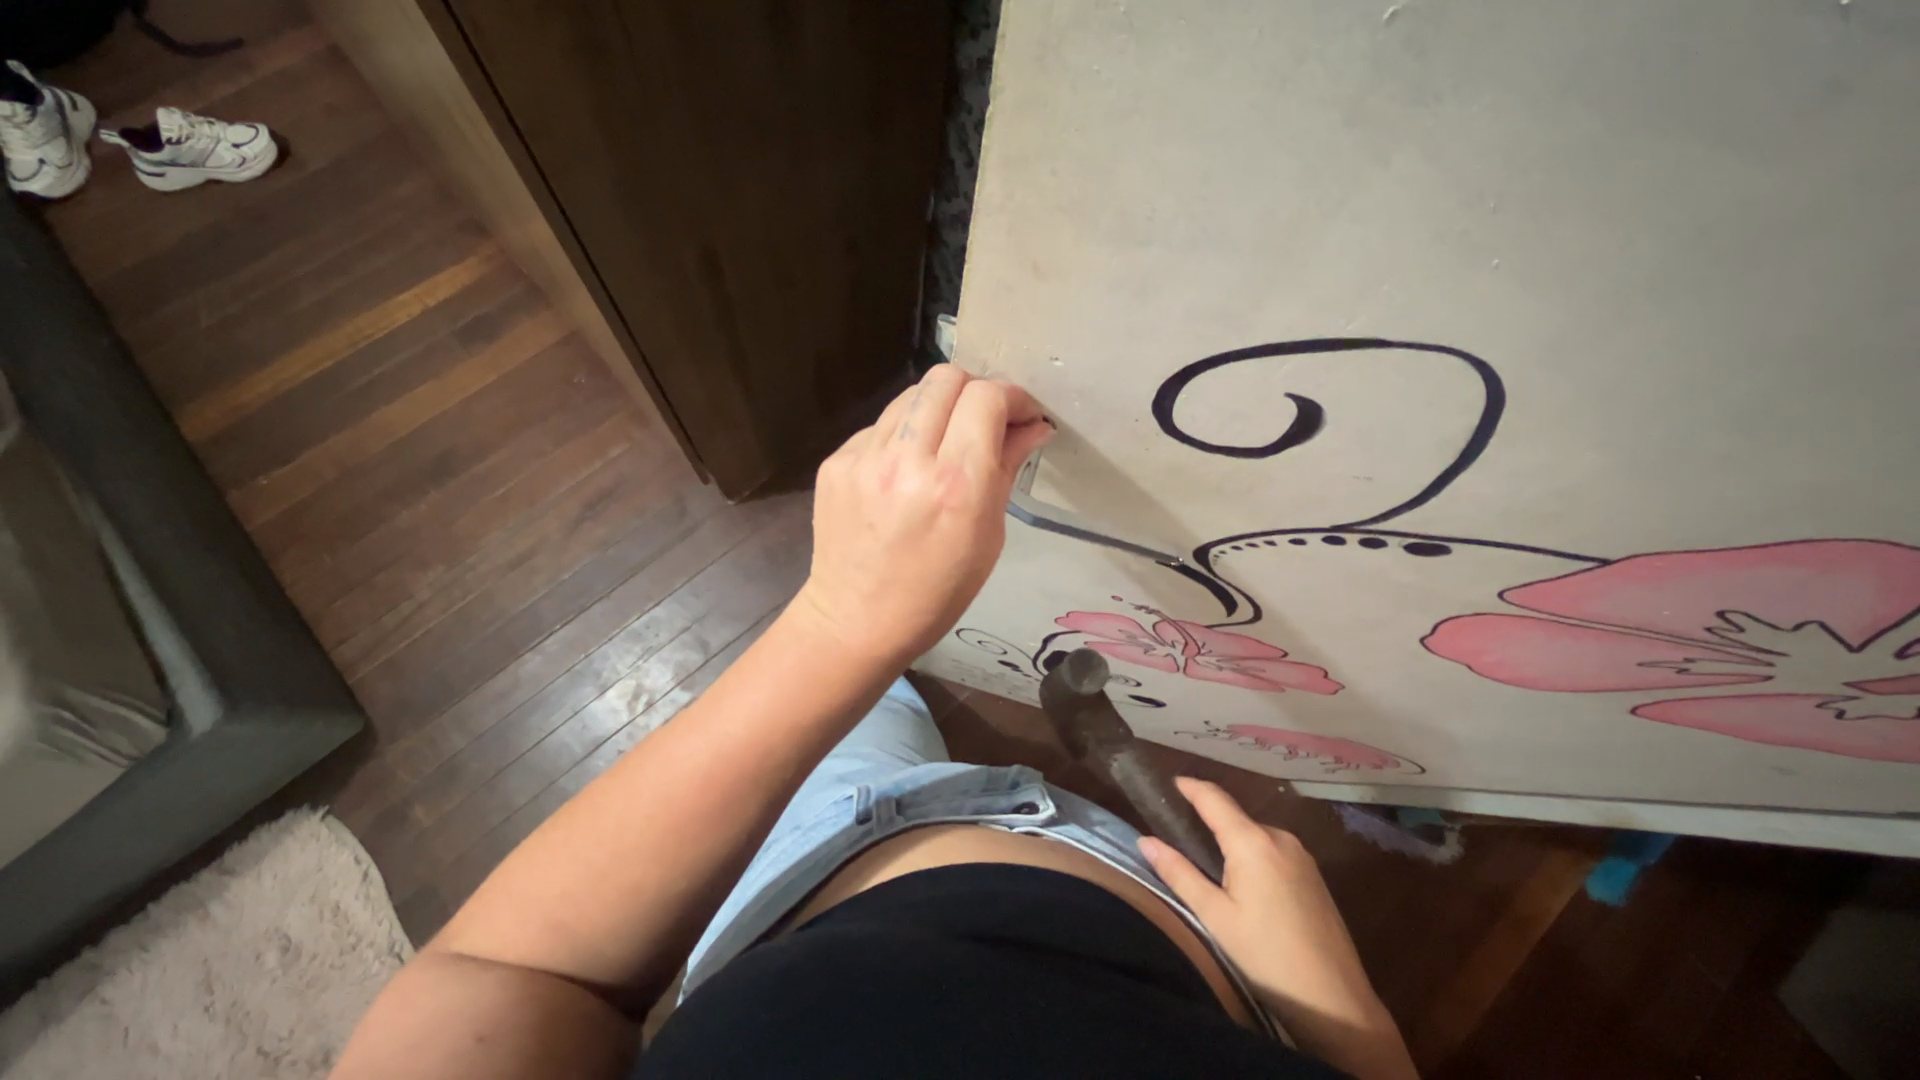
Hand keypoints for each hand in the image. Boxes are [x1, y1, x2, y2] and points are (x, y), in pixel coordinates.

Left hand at [792, 366, 1052, 666]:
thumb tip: (1032, 427)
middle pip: (946, 378)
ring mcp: (864, 458)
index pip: (987, 398)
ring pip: (911, 395)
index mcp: (955, 485)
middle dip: (975, 390)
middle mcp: (907, 460)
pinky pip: (879, 427)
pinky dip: (902, 436)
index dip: (1012, 397)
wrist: (856, 621)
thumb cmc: (937, 592)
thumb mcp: (988, 537)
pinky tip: (905, 471)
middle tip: (984, 421)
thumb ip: (1006, 469)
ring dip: (937, 409)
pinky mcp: (836, 462)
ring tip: (944, 445)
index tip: (1020, 415)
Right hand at [1141, 778, 1418, 1079]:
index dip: (1190, 787)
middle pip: (1235, 817)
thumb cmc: (1266, 956)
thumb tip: (1145, 840)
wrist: (1336, 1000)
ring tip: (1205, 863)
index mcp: (1253, 842)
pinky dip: (1251, 855)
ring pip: (1255, 835)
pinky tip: (1242, 885)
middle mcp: (1280, 838)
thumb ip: (1179, 873)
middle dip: (1208, 819)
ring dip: (1230, 841)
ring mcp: (1302, 856)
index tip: (1168, 782)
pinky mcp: (1313, 875)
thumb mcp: (1215, 917)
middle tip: (1177, 834)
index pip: (1214, 798)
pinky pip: (1273, 851)